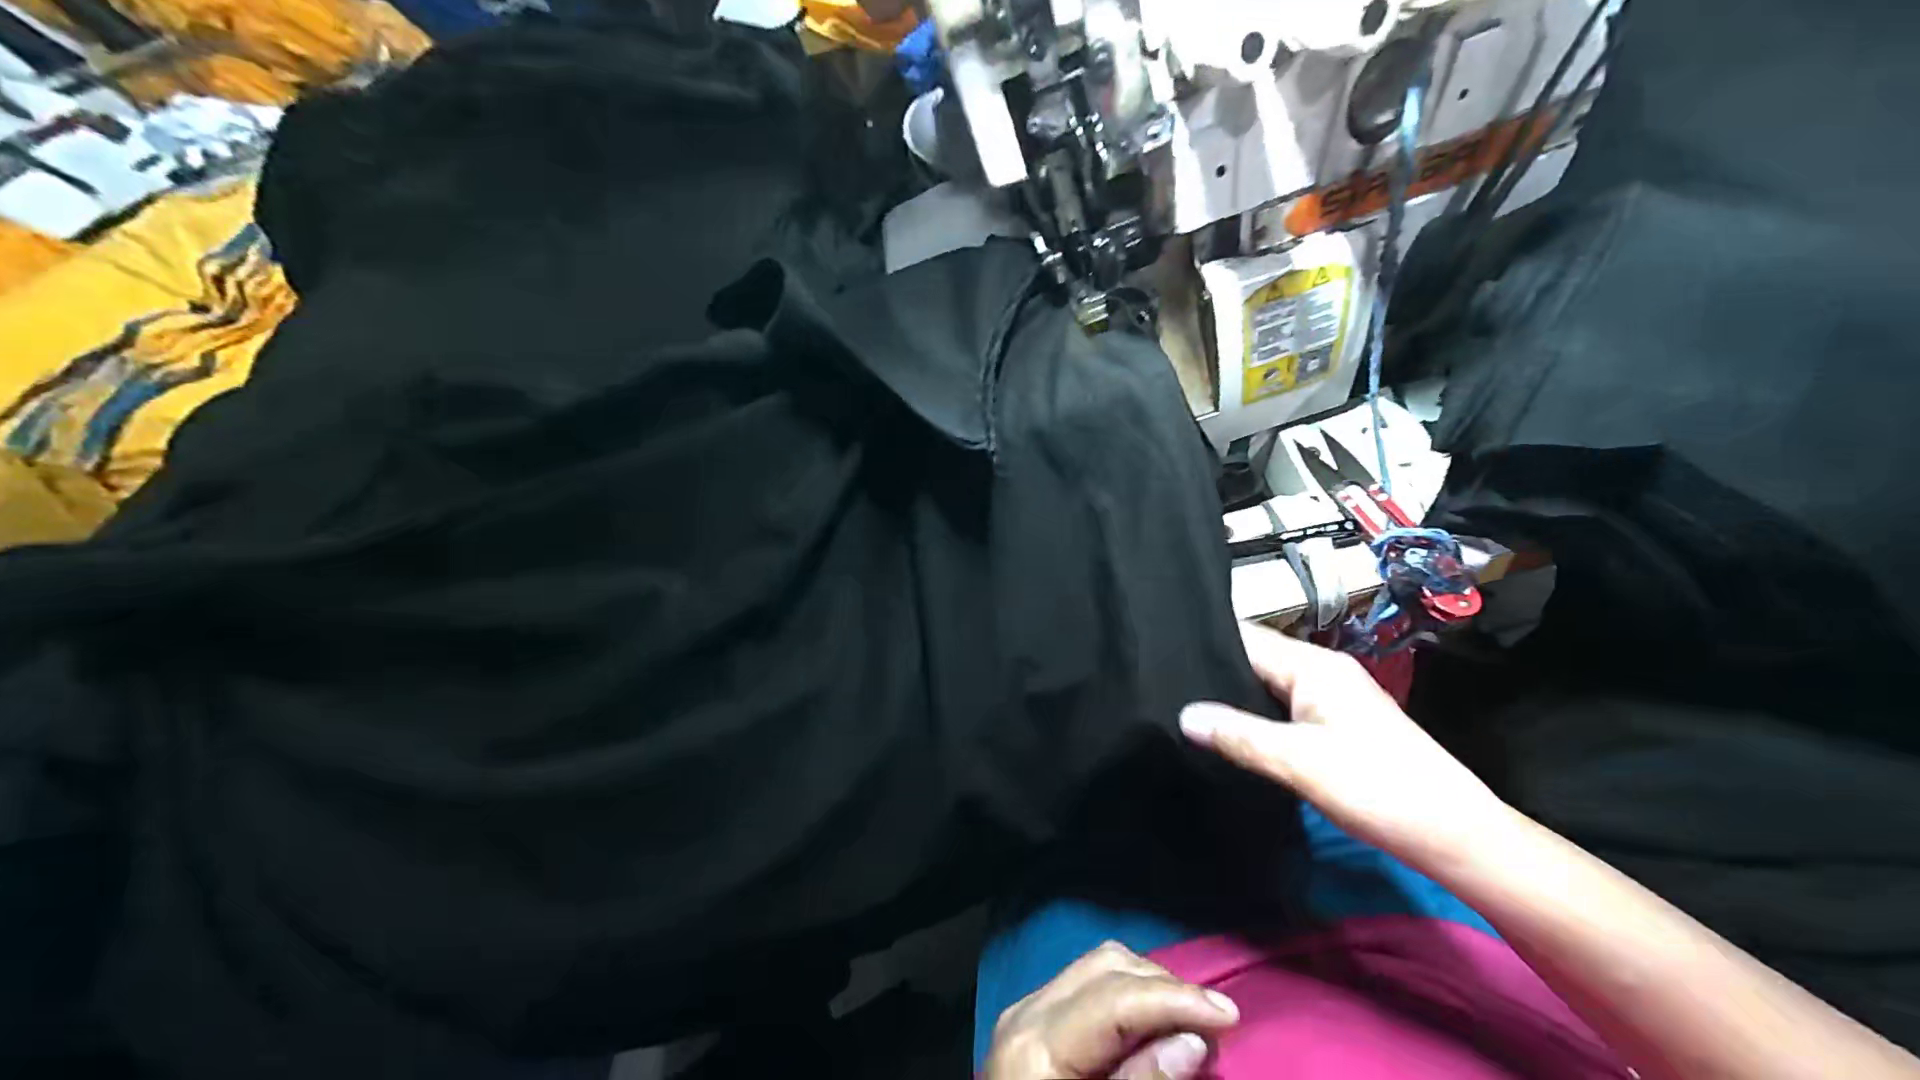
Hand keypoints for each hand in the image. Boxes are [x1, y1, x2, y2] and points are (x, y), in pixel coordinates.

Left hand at [983, 941, 1238, 1079]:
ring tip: (1190, 1024)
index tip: (1230, 1014)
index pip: (1116, 998)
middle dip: (1166, 988)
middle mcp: (1027, 1010)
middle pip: (1107, 966)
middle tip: (1215, 1028)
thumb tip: (1193, 1040)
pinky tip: (1152, 1021)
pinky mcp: (1032, 1019)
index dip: (1176, 999)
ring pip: (1098, 966)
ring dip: (1149, 985)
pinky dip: (1125, 994)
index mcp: (1037, 1044)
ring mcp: (1026, 1010)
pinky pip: (1085, 983)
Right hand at [1179, 622, 1515, 866]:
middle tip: (1162, 686)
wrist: (1455, 836)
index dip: (1202, 643)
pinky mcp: (1336, 722)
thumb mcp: (1299, 762)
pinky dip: (1253, 713)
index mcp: (1313, 666)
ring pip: (1266, 683)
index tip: (1158, 655)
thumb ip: (1238, 735)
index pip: (1244, 638)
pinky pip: (1280, 704)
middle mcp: (1321, 671)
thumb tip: (1182, 714)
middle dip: (1211, 670)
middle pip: (1253, 658)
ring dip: (1231, 694)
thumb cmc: (1379, 789)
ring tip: (1182, 706)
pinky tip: (1229, 731)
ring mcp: (1331, 697)